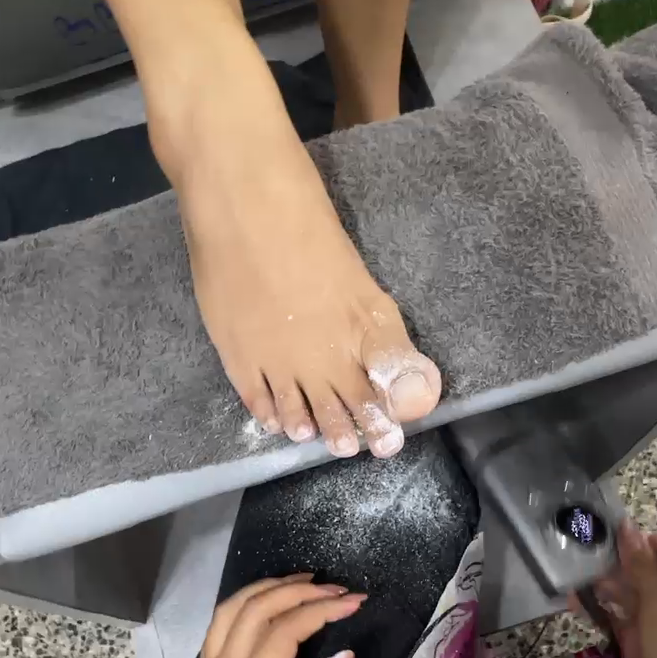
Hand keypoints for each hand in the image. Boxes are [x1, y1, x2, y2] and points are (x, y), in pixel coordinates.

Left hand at [130, 573, 363, 657]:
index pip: (283, 632)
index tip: (355, 602)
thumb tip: (343, 657)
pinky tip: (271, 602)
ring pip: (232, 608)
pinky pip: (221, 622)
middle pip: (255, 609)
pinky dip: (248, 600)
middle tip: (338, 589)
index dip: (320, 610)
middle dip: (299, 590)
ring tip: (308, 582)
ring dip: (269, 588)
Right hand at [170, 98, 440, 458]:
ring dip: (309, 426)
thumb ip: (390, 350)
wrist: (245, 206)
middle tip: (349, 450)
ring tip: (317, 442)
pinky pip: (254, 396)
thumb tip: (420, 399)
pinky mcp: (236, 353)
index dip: (381, 423)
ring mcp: (272, 362)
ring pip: (294, 408)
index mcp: (350, 345)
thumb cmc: (312, 234)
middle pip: (334, 407)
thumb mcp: (368, 293)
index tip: (388, 445)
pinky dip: (266, 412)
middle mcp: (312, 364)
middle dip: (347, 431)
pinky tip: (273, 422)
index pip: (371, 398)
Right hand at [585, 524, 656, 657]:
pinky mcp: (640, 638)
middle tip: (600, 556)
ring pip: (634, 589)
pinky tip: (576, 601)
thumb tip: (628, 527)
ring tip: (583, 579)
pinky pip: (620, 614)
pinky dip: (600, 606)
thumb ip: (641, 566)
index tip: (645, 546)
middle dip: (628, 559)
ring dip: (609, 582)